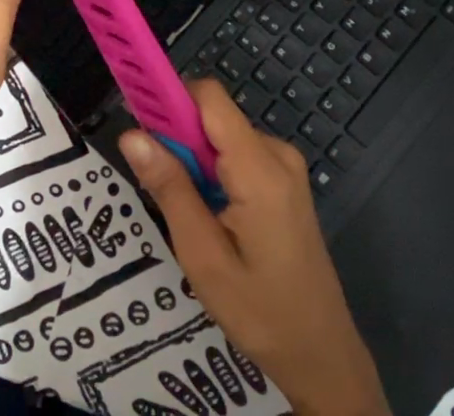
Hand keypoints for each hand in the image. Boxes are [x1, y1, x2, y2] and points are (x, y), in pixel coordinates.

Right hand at [119, 80, 389, 415]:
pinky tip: (205, 217)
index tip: (131, 115)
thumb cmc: (260, 311)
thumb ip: (169, 188)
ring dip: (190, 159)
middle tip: (150, 182)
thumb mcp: (202, 254)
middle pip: (210, 117)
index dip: (166, 95)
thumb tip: (131, 134)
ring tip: (180, 210)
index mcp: (260, 170)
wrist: (322, 357)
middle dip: (174, 137)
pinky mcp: (283, 185)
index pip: (208, 98)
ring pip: (219, 138)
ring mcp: (284, 170)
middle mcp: (277, 156)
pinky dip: (209, 173)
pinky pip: (234, 157)